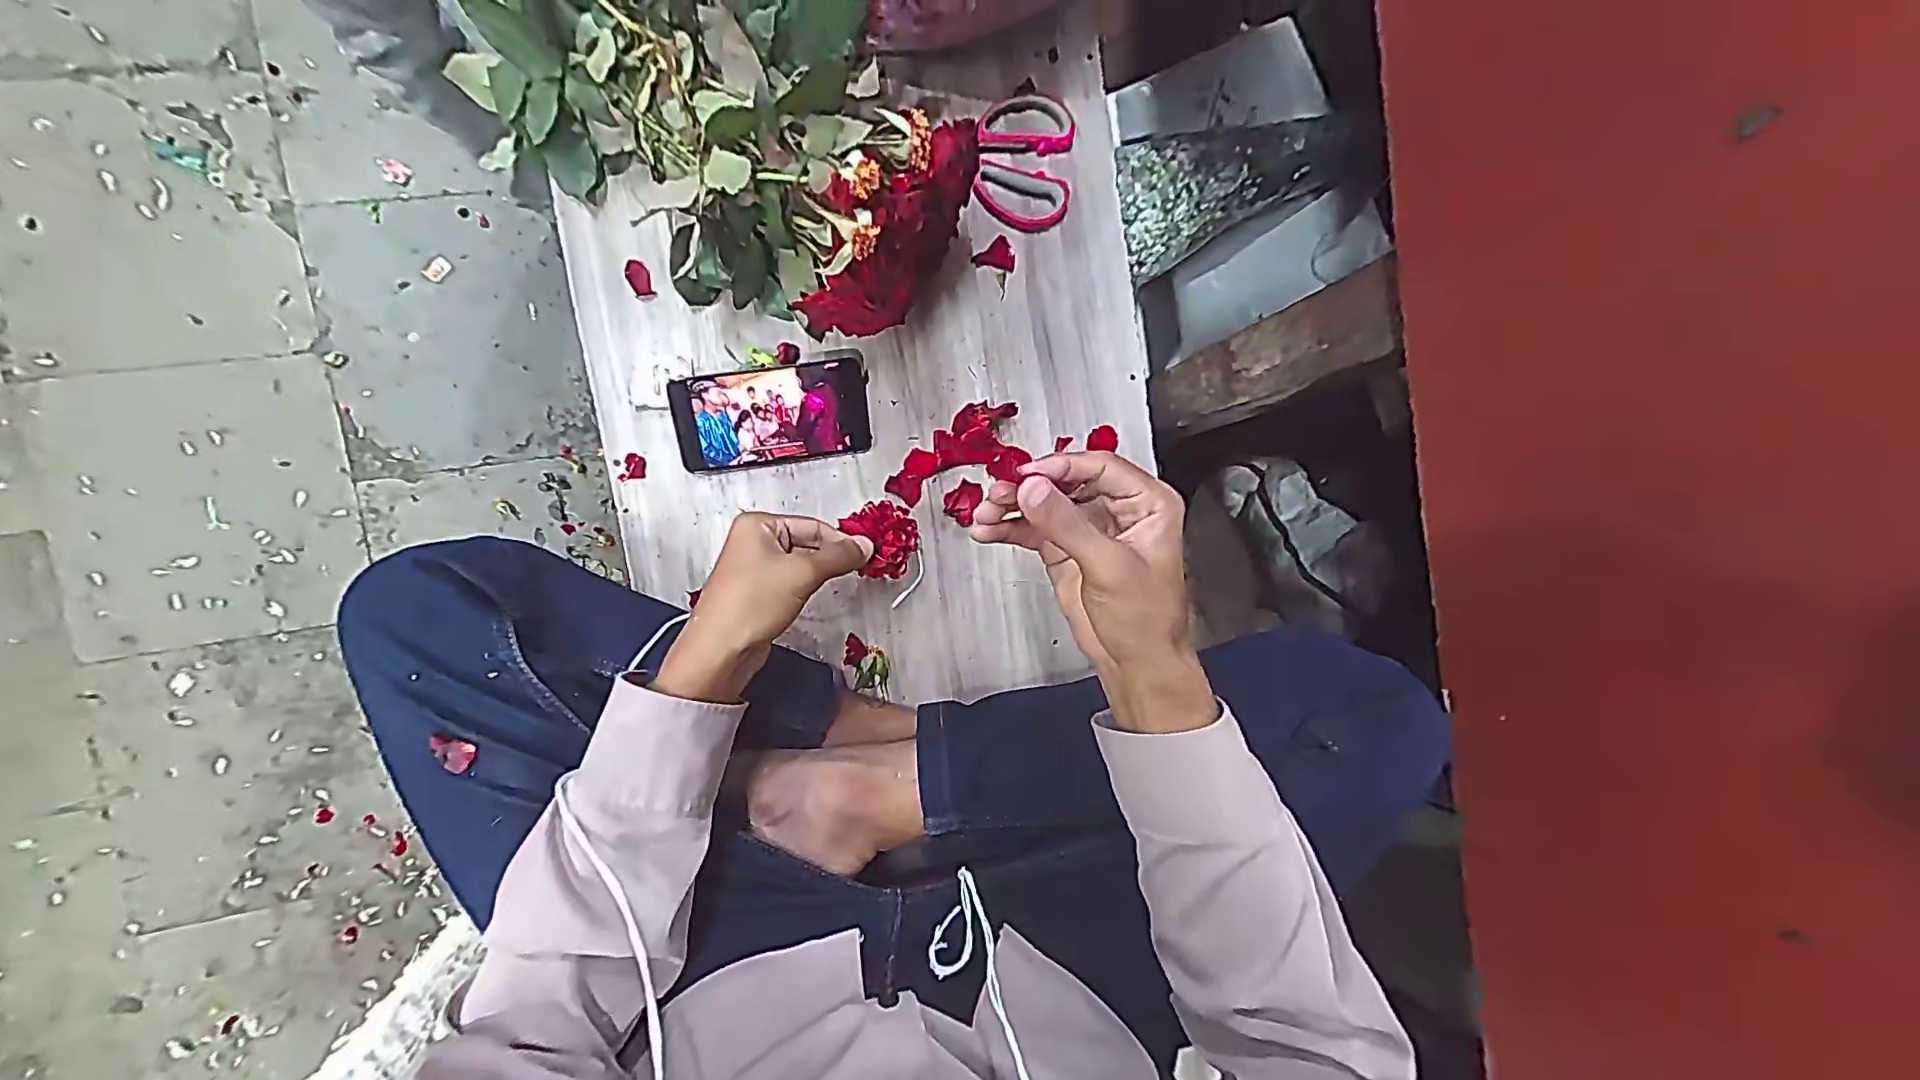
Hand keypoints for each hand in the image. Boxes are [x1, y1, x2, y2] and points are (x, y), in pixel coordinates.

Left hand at [656, 513, 872, 703]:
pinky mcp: (759, 591)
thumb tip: (865, 545)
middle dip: (832, 555)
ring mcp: (755, 567)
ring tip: (843, 579)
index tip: (865, 554)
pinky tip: (817, 593)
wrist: (721, 650)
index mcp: (757, 525)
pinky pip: (792, 579)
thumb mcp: (803, 573)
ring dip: (821, 570)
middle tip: (860, 567)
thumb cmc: (752, 604)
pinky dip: (808, 584)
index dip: (840, 540)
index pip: (812, 525)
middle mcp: (754, 541)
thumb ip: (838, 556)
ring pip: (801, 562)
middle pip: (807, 541)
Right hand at [969, 452, 1216, 732]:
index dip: (1059, 466)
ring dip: (1011, 506)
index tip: (1026, 475)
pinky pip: (1032, 528)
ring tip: (986, 514)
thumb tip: (1035, 490)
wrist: (1136, 662)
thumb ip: (1067, 525)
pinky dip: (1009, 527)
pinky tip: (989, 530)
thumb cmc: (1147, 620)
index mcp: (1146, 504)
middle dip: (1028, 487)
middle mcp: (1116, 509)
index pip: (1099, 467)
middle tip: (999, 493)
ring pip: (1044, 502)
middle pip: (1065, 480)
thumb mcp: (1109, 567)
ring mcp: (1087, 528)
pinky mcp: (1065, 548)